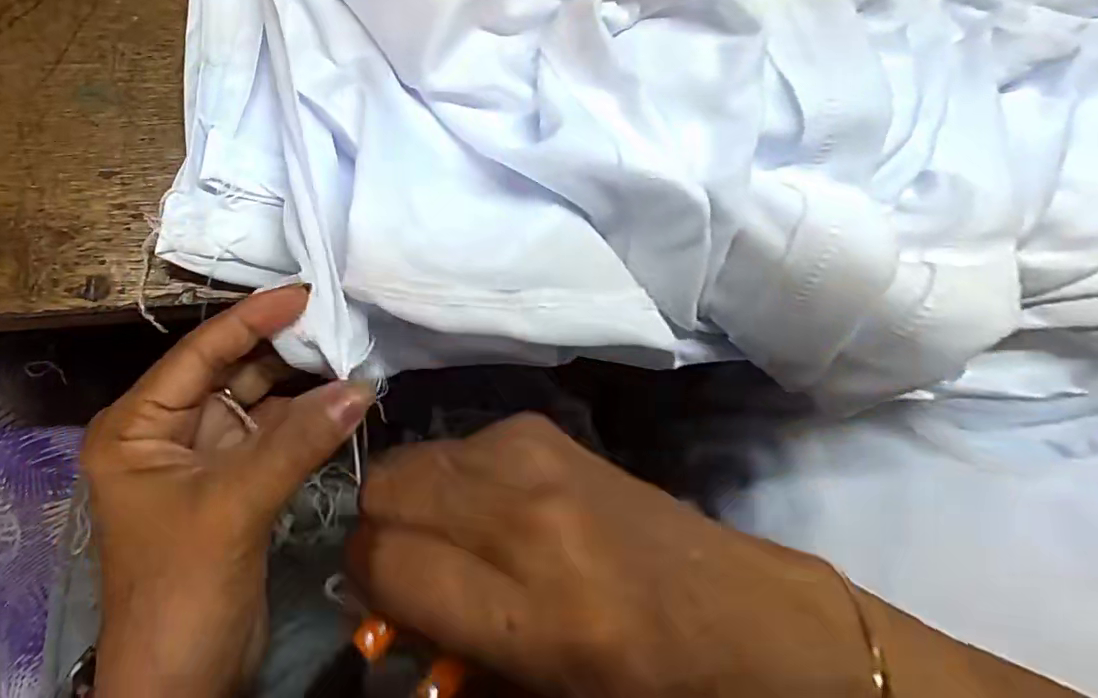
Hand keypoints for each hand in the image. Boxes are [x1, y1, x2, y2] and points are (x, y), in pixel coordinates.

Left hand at [82, 285, 373, 697]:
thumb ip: (297, 442)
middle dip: (280, 347)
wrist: (182, 689)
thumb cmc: (181, 591)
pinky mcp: (232, 480)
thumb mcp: (233, 506)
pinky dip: (304, 417)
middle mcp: (165, 429)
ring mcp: (201, 454)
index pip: (199, 352)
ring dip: (298, 380)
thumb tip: (361, 387)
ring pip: (255, 399)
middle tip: (335, 318)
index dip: (251, 319)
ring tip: (347, 350)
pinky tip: (340, 398)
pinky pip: (271, 433)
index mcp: (137, 424)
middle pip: (229, 370)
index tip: (303, 293)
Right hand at [348, 413, 877, 697]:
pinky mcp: (535, 426)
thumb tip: (377, 606)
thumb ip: (446, 652)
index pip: (387, 561)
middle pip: (385, 489)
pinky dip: (448, 477)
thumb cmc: (642, 683)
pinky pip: (453, 444)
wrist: (734, 616)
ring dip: (409, 499)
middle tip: (403, 562)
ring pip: (409, 458)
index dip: (364, 580)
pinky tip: (485, 507)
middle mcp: (523, 516)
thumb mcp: (538, 695)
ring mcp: (530, 457)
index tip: (374, 595)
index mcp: (531, 610)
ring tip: (445, 534)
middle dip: (376, 530)